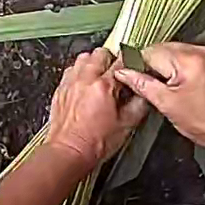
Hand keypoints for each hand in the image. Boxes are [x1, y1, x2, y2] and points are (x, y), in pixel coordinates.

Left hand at [45, 48, 149, 168]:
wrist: (68, 152)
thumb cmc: (94, 143)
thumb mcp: (126, 126)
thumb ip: (138, 105)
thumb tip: (144, 93)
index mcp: (103, 86)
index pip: (122, 61)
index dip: (132, 62)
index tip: (135, 67)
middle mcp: (85, 79)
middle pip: (101, 53)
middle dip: (112, 60)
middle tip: (117, 74)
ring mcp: (70, 82)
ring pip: (83, 57)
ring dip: (94, 63)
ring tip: (100, 77)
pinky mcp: (61, 89)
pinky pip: (71, 70)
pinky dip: (80, 72)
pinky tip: (85, 84)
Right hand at [113, 42, 204, 157]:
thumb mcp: (167, 105)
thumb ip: (142, 85)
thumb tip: (124, 73)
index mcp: (188, 62)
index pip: (150, 52)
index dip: (138, 64)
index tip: (132, 75)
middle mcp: (203, 52)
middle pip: (164, 48)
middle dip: (154, 64)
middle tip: (152, 85)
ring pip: (178, 51)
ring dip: (169, 64)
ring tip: (172, 87)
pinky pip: (194, 55)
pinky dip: (185, 65)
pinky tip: (186, 84)